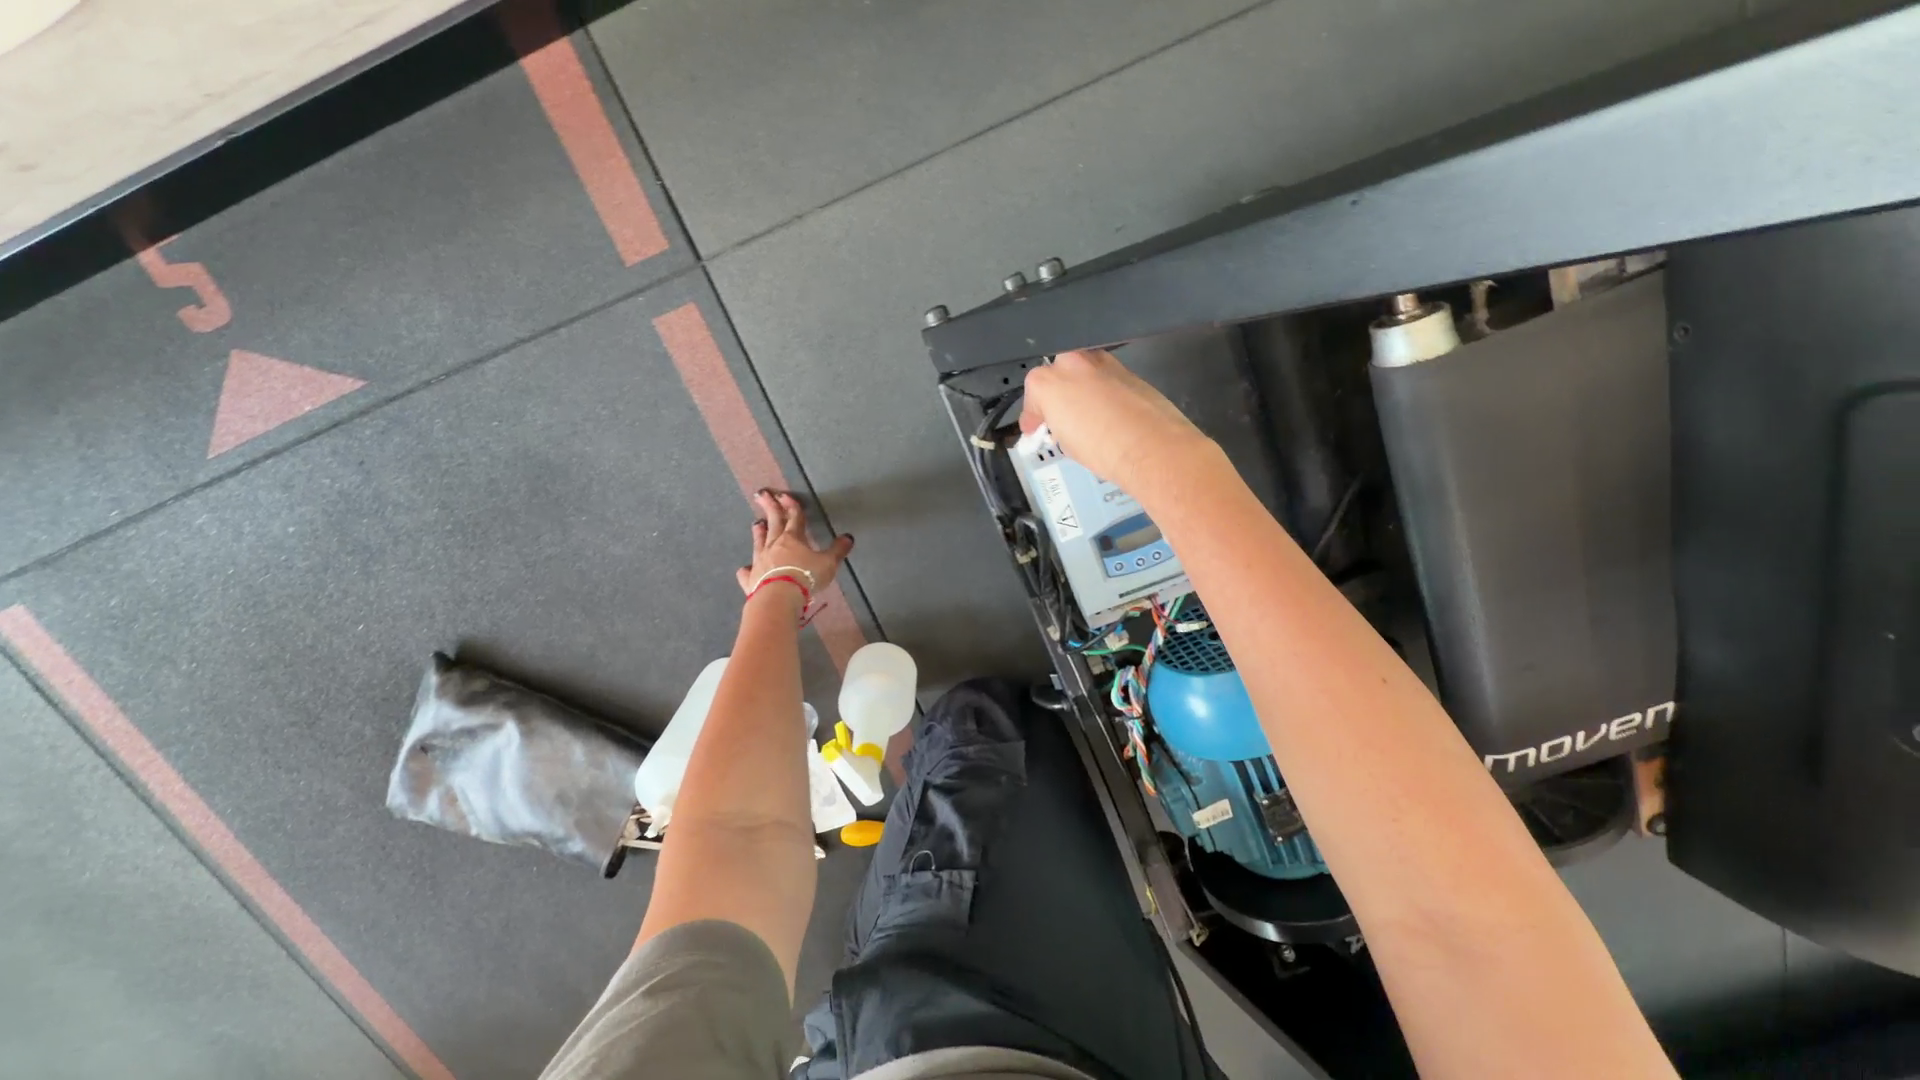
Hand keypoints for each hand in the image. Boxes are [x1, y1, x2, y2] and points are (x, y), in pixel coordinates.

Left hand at [736, 490, 853, 599]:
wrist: (779, 597)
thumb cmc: (805, 576)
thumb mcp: (828, 563)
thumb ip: (837, 550)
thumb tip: (848, 537)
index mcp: (793, 539)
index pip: (794, 517)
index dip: (791, 505)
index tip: (784, 495)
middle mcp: (774, 546)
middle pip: (773, 523)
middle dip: (769, 507)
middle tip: (761, 494)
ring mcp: (760, 561)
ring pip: (759, 543)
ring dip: (758, 532)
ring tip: (756, 523)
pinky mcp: (751, 578)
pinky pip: (747, 572)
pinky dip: (746, 569)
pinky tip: (744, 568)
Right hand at [1019, 349, 1215, 493]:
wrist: (1151, 446)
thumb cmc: (1102, 447)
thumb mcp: (1065, 443)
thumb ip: (1056, 425)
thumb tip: (1060, 424)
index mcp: (1049, 380)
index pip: (1033, 394)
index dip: (1033, 416)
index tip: (1035, 429)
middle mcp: (1074, 362)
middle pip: (1058, 374)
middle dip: (1057, 394)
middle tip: (1061, 419)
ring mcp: (1104, 362)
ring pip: (1084, 372)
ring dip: (1082, 390)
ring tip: (1088, 420)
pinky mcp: (1129, 369)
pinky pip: (1107, 379)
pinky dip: (1104, 392)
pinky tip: (1110, 415)